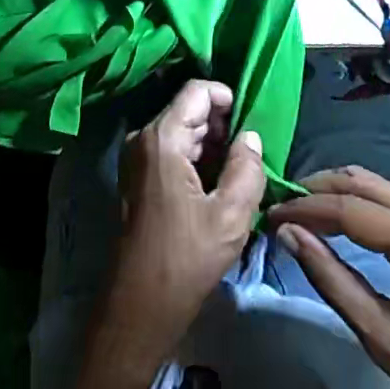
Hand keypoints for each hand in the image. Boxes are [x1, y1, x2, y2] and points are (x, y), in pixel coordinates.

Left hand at [76, 80, 265, 388]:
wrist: (142, 295)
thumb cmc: (187, 255)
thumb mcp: (230, 215)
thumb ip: (246, 168)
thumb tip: (251, 135)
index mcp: (161, 137)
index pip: (196, 92)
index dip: (226, 97)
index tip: (252, 119)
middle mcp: (143, 136)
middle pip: (188, 110)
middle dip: (222, 124)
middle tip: (251, 152)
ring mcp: (137, 153)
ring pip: (181, 129)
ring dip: (211, 143)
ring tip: (239, 169)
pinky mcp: (138, 171)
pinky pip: (171, 148)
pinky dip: (195, 156)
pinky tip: (217, 182)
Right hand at [269, 167, 389, 388]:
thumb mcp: (385, 340)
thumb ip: (332, 281)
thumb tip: (287, 232)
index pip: (351, 210)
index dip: (303, 208)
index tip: (269, 215)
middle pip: (362, 183)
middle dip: (314, 190)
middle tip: (279, 207)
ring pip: (376, 183)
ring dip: (333, 191)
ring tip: (299, 210)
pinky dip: (356, 199)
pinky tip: (335, 215)